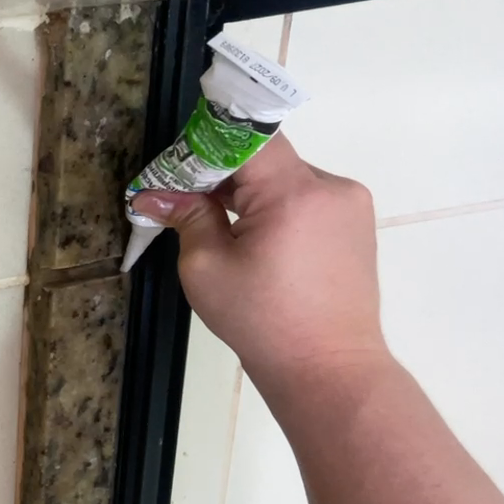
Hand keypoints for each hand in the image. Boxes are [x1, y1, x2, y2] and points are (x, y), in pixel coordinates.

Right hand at [131, 134, 388, 390]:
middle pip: (265, 159)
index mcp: (295, 194)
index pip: (249, 141)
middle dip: (216, 174)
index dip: (206, 144)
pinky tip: (240, 235)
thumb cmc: (258, 315)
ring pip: (281, 180)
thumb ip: (186, 218)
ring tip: (204, 221)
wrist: (324, 362)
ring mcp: (347, 205)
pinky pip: (299, 199)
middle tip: (173, 197)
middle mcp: (330, 188)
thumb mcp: (205, 266)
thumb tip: (153, 194)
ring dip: (241, 192)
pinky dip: (265, 207)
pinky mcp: (350, 225)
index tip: (170, 166)